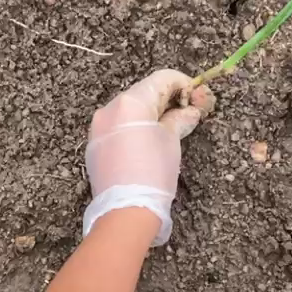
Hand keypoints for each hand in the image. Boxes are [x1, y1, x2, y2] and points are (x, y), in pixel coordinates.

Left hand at [84, 69, 213, 245]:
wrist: (125, 212)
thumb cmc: (152, 175)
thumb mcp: (172, 142)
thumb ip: (180, 119)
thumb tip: (190, 111)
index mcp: (130, 103)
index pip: (162, 79)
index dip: (183, 84)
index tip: (197, 96)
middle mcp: (109, 110)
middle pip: (144, 94)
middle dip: (167, 101)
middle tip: (188, 114)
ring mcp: (98, 128)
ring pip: (130, 111)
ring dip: (150, 115)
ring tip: (169, 130)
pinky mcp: (94, 146)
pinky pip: (118, 128)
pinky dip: (134, 129)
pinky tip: (148, 143)